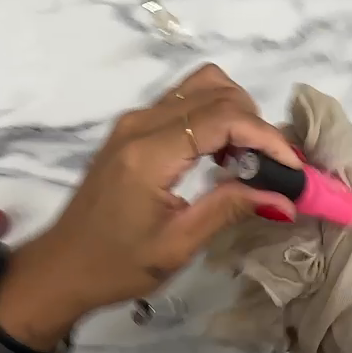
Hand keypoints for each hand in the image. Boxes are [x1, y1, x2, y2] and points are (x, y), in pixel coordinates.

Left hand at [0, 65, 301, 343]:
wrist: (59, 268)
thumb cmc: (115, 266)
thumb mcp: (176, 246)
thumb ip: (229, 209)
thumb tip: (285, 196)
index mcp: (149, 153)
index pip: (221, 118)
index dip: (264, 135)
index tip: (292, 166)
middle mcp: (141, 123)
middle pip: (215, 89)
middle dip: (254, 121)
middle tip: (272, 164)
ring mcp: (135, 119)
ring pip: (201, 85)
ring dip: (235, 111)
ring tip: (248, 157)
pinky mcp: (134, 125)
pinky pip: (185, 100)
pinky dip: (214, 114)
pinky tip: (223, 154)